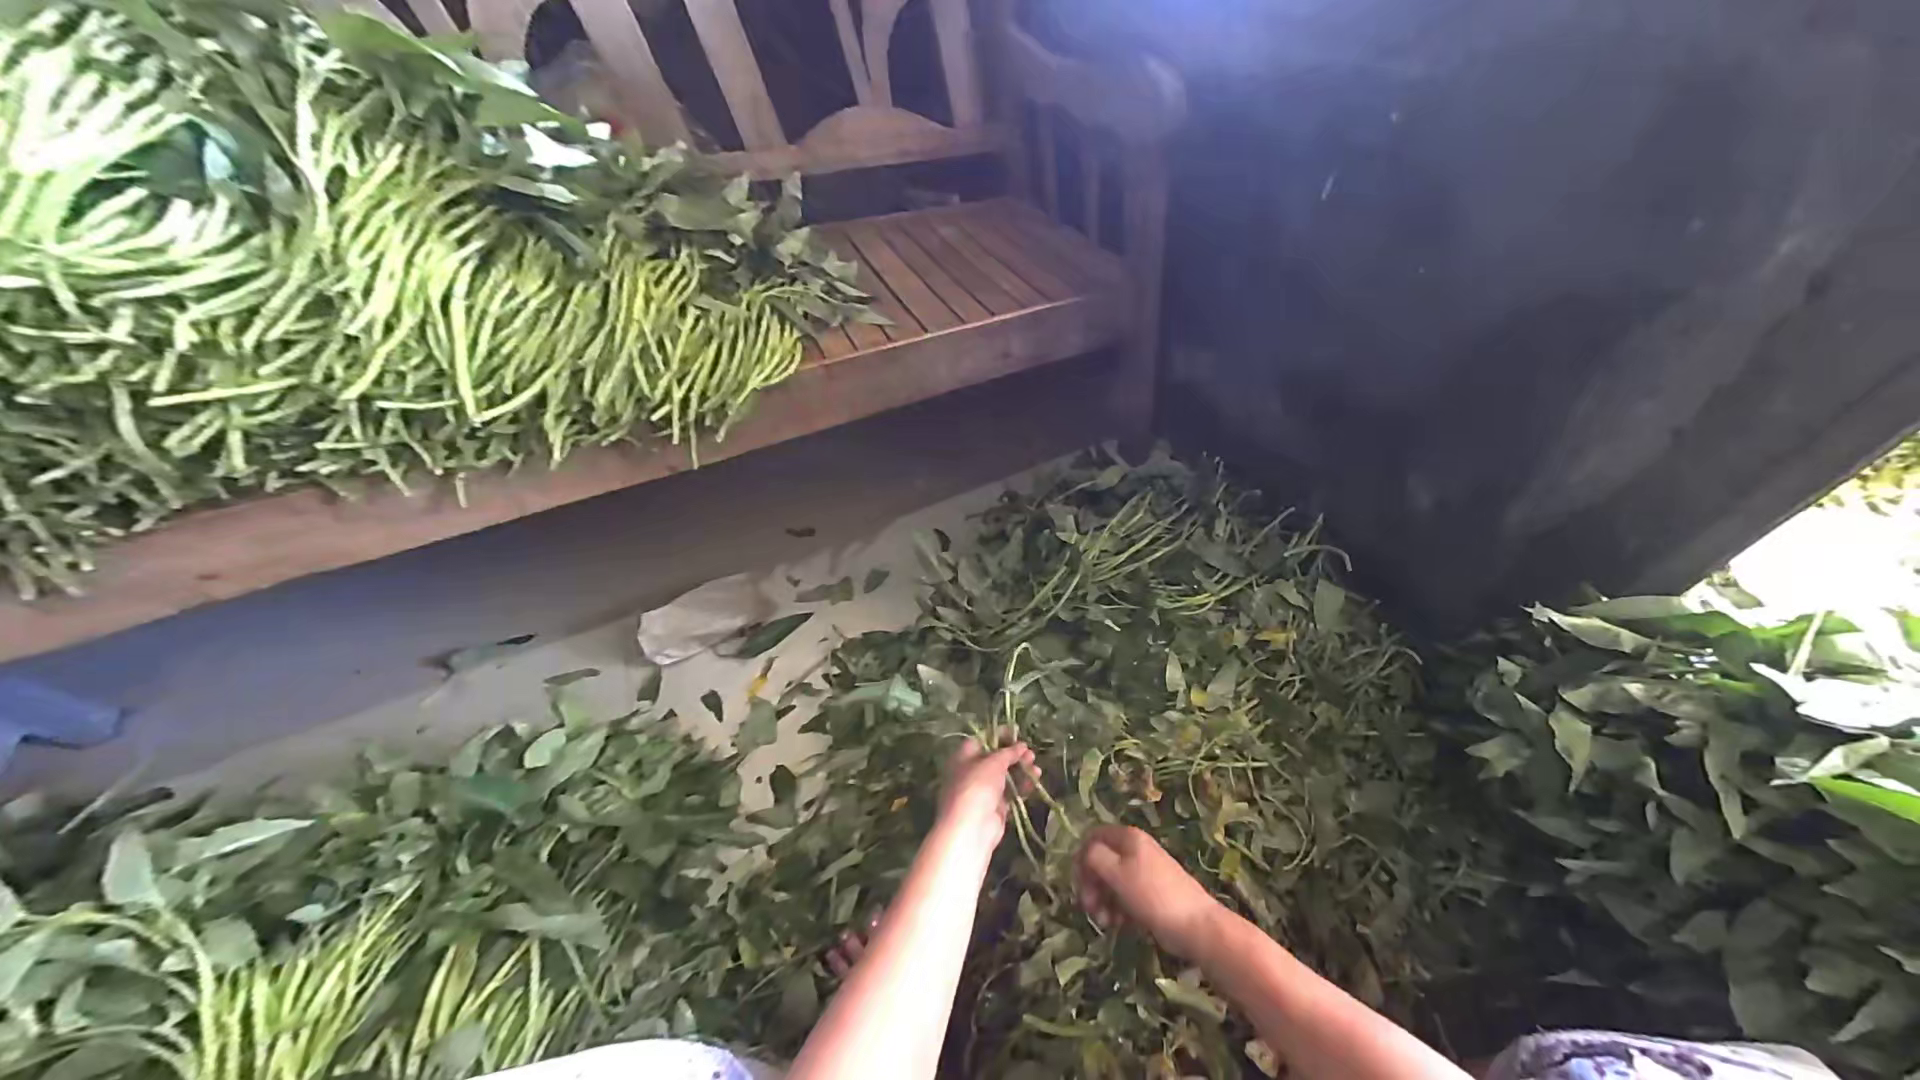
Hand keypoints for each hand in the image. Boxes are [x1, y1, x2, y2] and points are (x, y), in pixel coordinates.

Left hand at [936, 737, 1036, 845]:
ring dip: (1021, 769)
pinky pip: (1011, 792)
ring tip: (1035, 765)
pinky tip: (1034, 779)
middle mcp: (972, 771)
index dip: (999, 734)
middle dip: (1013, 754)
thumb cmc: (977, 786)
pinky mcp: (996, 806)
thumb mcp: (993, 763)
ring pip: (1005, 775)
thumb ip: (1008, 752)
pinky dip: (1022, 785)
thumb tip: (1020, 746)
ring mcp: (984, 790)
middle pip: (995, 758)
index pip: (982, 739)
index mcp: (964, 756)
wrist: (972, 828)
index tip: (1017, 731)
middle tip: (1030, 752)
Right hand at [1076, 825, 1227, 959]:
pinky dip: (1118, 909)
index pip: (1092, 838)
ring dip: (1103, 901)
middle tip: (1089, 908)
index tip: (1079, 884)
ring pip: (1111, 882)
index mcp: (1128, 837)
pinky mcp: (1150, 895)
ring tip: (1106, 922)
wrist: (1196, 926)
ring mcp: (1144, 873)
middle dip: (1091, 885)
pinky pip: (1125, 897)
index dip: (1081, 859)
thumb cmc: (1153, 895)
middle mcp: (1135, 850)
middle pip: (1101, 861)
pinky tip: (1119, 925)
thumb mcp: (1117, 872)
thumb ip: (1093, 857)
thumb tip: (1084, 855)